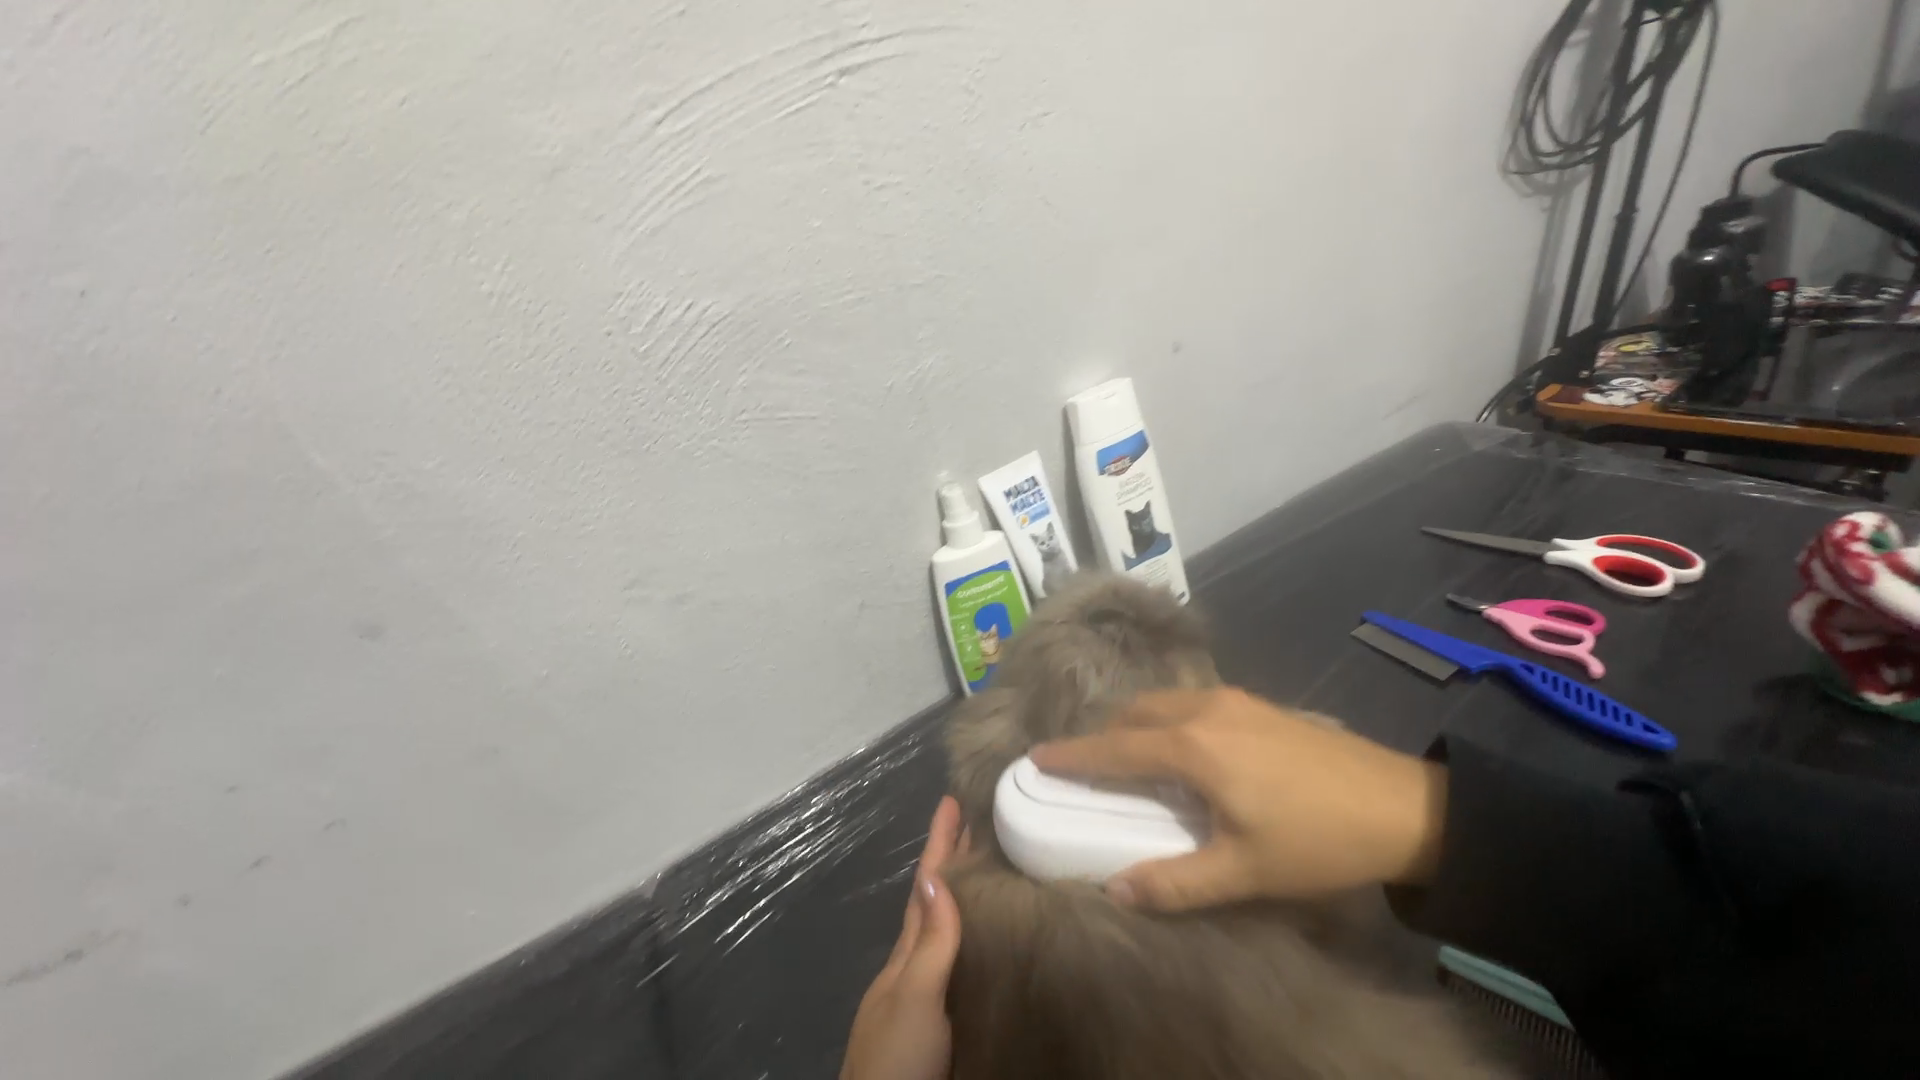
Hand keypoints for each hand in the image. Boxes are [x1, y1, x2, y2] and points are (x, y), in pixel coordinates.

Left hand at [840, 796, 964, 1079]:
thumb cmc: (896, 1058)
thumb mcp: (914, 996)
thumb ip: (930, 942)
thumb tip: (938, 875)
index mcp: (908, 953)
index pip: (926, 887)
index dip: (939, 844)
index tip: (952, 800)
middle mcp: (917, 965)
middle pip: (937, 900)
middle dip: (954, 858)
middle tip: (978, 818)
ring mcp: (929, 992)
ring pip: (949, 929)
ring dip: (965, 892)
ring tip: (991, 862)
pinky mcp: (947, 1020)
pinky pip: (962, 961)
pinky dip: (974, 935)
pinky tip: (992, 936)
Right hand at [1030, 688, 1446, 911]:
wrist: (1403, 804)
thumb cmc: (1317, 840)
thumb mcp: (1244, 871)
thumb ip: (1174, 881)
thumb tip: (1113, 888)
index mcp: (1193, 747)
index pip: (1115, 748)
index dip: (1072, 754)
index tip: (1036, 757)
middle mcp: (1205, 710)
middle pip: (1134, 714)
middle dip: (1102, 735)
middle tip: (1084, 767)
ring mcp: (1234, 700)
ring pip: (1163, 702)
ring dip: (1135, 724)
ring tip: (1128, 758)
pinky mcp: (1257, 702)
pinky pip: (1190, 702)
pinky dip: (1165, 720)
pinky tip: (1182, 749)